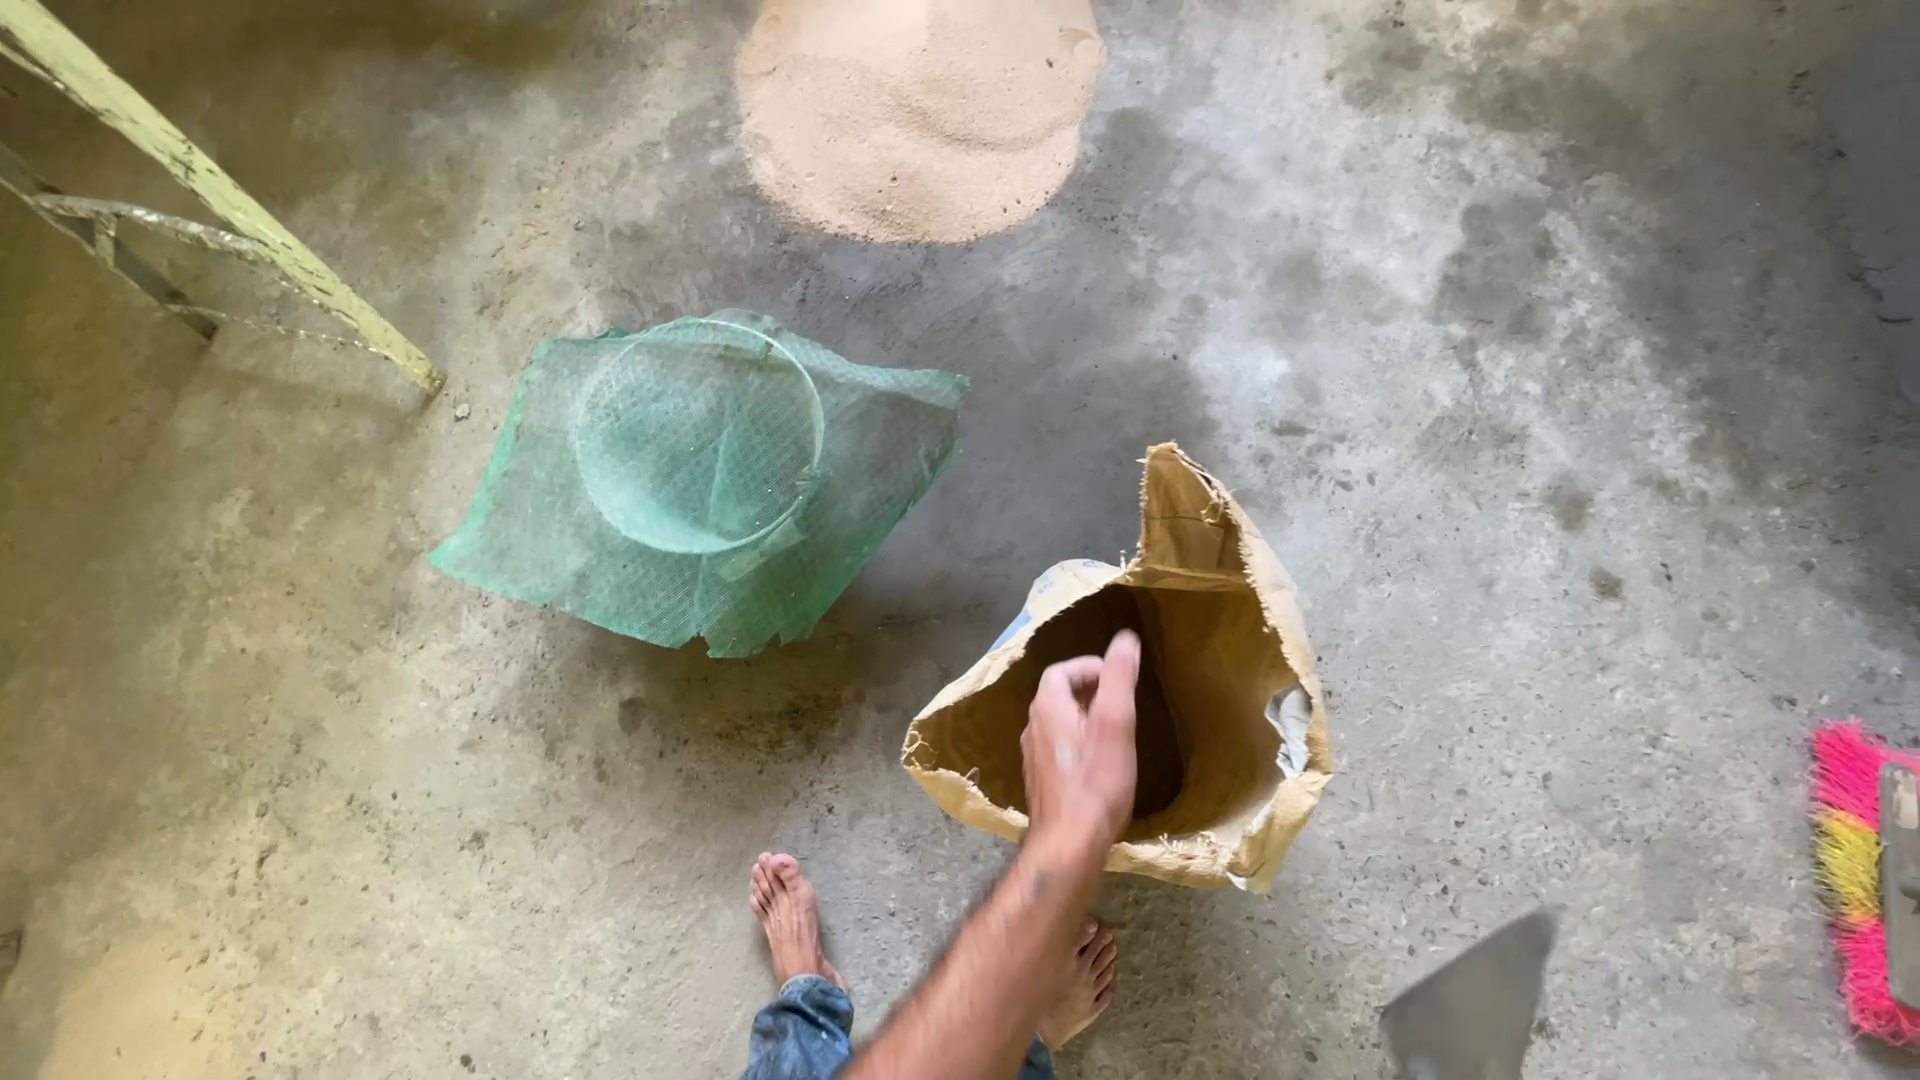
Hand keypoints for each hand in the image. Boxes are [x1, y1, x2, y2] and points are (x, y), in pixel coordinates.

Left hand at [1020, 630, 1141, 869]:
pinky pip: (1057, 747)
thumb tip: (1125, 638)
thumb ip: (1119, 678)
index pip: (1061, 670)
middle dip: (1089, 690)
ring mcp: (1032, 756)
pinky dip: (1077, 741)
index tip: (1117, 676)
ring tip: (1115, 728)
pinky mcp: (1039, 781)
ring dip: (1083, 716)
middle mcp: (1032, 726)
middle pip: (1057, 694)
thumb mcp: (1116, 723)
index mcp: (1046, 707)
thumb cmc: (1096, 781)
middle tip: (1120, 700)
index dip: (1088, 666)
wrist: (1069, 842)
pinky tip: (1099, 762)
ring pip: (1057, 722)